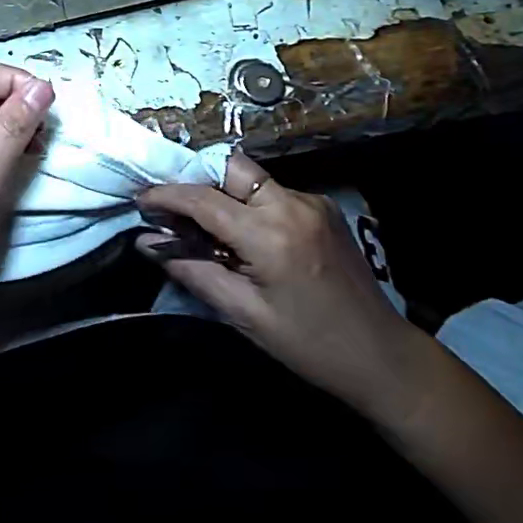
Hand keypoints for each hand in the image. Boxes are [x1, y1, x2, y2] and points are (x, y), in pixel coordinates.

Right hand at [137, 154, 417, 410]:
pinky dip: (249, 204)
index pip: (205, 199)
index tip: (140, 199)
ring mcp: (312, 201)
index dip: (166, 196)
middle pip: (231, 167)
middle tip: (172, 205)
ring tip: (203, 224)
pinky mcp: (324, 206)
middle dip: (197, 179)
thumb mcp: (243, 315)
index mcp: (271, 235)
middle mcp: (293, 204)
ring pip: (252, 177)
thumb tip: (147, 243)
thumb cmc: (308, 345)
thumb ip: (192, 271)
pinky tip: (243, 234)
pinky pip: (273, 192)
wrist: (382, 355)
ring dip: (222, 192)